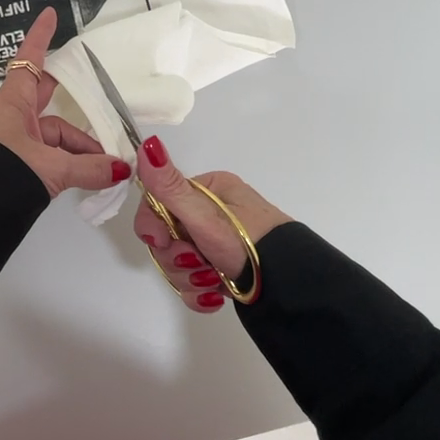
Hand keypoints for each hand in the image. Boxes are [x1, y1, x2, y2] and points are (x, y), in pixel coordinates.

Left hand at [0, 8, 127, 197]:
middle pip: (49, 99)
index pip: (29, 61)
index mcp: (13, 103)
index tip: (49, 14)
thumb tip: (121, 168)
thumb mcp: (50, 169)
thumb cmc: (0, 174)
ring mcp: (15, 140)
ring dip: (82, 147)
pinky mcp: (17, 163)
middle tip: (101, 99)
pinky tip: (95, 176)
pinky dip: (72, 162)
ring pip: (56, 134)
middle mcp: (13, 116)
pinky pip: (52, 154)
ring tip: (111, 165)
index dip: (39, 37)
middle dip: (77, 103)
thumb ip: (88, 168)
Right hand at [132, 136, 291, 313]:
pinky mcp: (223, 270)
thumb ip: (169, 186)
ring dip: (189, 277)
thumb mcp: (204, 215)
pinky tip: (214, 295)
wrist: (291, 290)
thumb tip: (147, 143)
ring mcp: (218, 244)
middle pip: (166, 236)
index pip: (158, 202)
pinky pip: (193, 282)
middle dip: (176, 257)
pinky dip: (198, 292)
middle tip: (195, 263)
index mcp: (210, 190)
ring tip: (212, 281)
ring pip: (177, 262)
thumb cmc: (248, 245)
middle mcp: (212, 213)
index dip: (153, 225)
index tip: (160, 240)